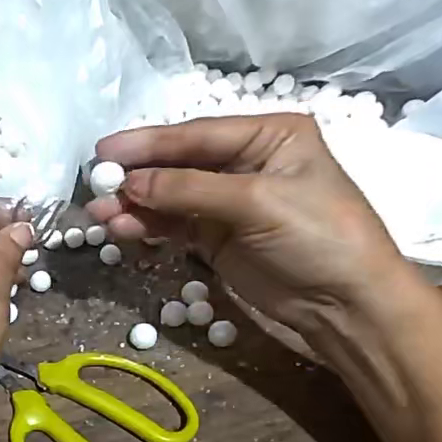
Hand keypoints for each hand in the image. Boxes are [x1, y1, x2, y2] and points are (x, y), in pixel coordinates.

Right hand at [86, 115, 413, 330]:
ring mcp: (228, 203)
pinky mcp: (217, 239)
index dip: (148, 143)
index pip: (196, 134)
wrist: (346, 307)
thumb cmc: (318, 238)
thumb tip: (129, 184)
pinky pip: (174, 226)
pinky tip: (121, 230)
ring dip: (135, 206)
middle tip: (95, 187)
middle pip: (178, 164)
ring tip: (99, 216)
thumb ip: (190, 189)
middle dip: (136, 177)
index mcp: (268, 136)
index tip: (103, 152)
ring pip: (170, 197)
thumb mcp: (257, 202)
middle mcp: (245, 163)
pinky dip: (148, 228)